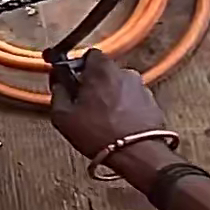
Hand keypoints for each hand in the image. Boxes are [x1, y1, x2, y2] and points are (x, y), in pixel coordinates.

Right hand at [48, 49, 167, 156]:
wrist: (138, 155)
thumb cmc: (100, 134)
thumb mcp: (63, 116)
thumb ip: (58, 92)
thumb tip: (58, 84)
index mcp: (101, 70)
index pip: (88, 55)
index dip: (77, 66)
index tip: (70, 79)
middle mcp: (124, 73)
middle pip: (104, 71)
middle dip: (93, 83)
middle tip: (82, 102)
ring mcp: (141, 88)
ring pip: (118, 86)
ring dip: (109, 95)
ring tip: (100, 117)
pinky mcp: (152, 103)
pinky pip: (132, 99)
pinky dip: (123, 107)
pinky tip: (115, 124)